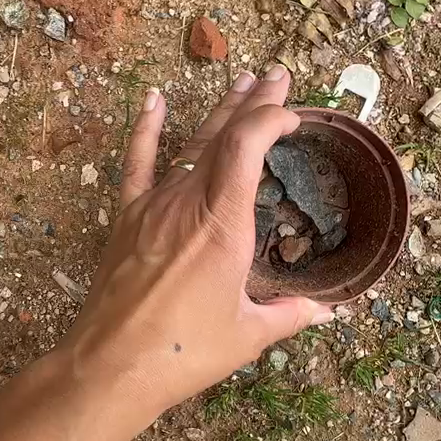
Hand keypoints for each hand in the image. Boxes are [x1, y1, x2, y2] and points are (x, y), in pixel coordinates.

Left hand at [56, 65, 333, 426]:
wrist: (113, 364)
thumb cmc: (185, 351)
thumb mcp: (248, 334)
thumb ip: (291, 314)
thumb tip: (327, 310)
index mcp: (225, 224)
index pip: (248, 145)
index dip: (271, 118)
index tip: (293, 114)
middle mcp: (189, 203)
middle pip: (223, 135)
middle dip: (254, 102)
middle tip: (277, 75)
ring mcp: (154, 206)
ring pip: (190, 144)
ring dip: (218, 112)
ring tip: (240, 81)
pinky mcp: (127, 218)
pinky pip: (137, 163)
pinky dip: (145, 129)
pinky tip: (153, 99)